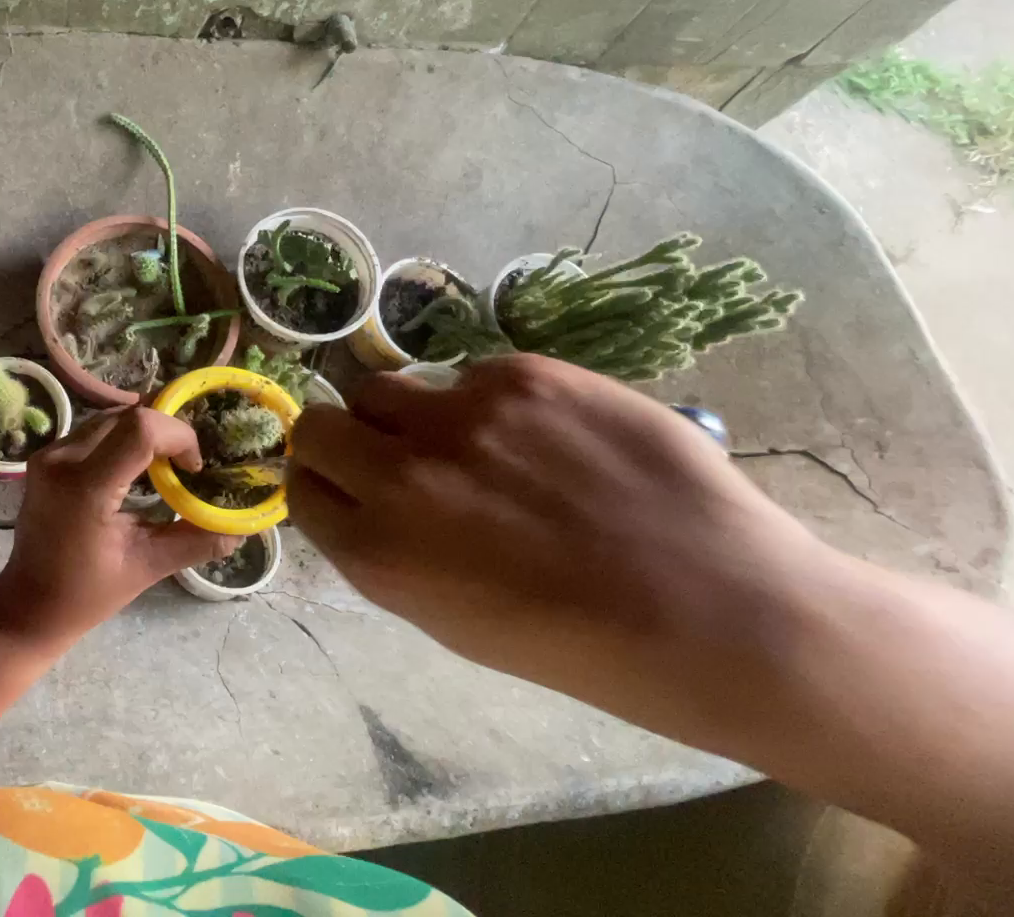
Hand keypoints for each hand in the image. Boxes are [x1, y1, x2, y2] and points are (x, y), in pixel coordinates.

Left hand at [0, 408, 239, 642]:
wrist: (28, 603)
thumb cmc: (86, 593)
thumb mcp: (147, 567)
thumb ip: (196, 541)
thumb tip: (242, 528)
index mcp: (85, 488)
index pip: (140, 428)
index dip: (178, 435)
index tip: (193, 466)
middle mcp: (61, 459)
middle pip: (127, 416)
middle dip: (167, 429)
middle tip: (188, 460)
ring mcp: (49, 455)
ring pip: (110, 418)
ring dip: (145, 430)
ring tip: (168, 462)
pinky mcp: (47, 457)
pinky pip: (93, 430)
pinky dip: (123, 437)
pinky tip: (140, 463)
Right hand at [287, 354, 850, 731]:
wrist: (712, 610)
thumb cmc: (570, 638)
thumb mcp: (441, 615)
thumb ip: (378, 546)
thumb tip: (354, 490)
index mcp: (375, 550)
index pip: (301, 483)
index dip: (322, 482)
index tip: (347, 483)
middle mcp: (399, 474)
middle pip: (319, 423)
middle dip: (342, 439)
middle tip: (391, 454)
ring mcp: (460, 415)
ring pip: (385, 387)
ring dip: (407, 414)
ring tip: (473, 444)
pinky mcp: (523, 374)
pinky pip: (469, 375)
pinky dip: (488, 403)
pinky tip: (544, 438)